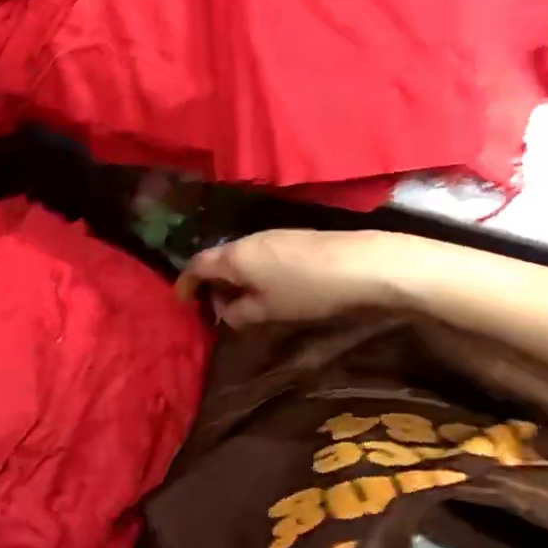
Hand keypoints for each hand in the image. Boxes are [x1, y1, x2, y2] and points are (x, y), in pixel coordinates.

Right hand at [178, 230, 433, 326]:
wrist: (364, 264)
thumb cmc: (308, 290)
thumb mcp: (269, 310)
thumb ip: (240, 312)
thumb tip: (225, 312)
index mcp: (234, 257)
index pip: (197, 265)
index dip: (186, 282)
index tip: (182, 299)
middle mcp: (247, 240)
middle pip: (218, 258)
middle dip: (212, 281)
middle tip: (215, 306)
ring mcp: (272, 235)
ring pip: (240, 255)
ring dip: (235, 276)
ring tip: (242, 299)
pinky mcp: (293, 237)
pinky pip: (259, 253)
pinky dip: (253, 270)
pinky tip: (268, 287)